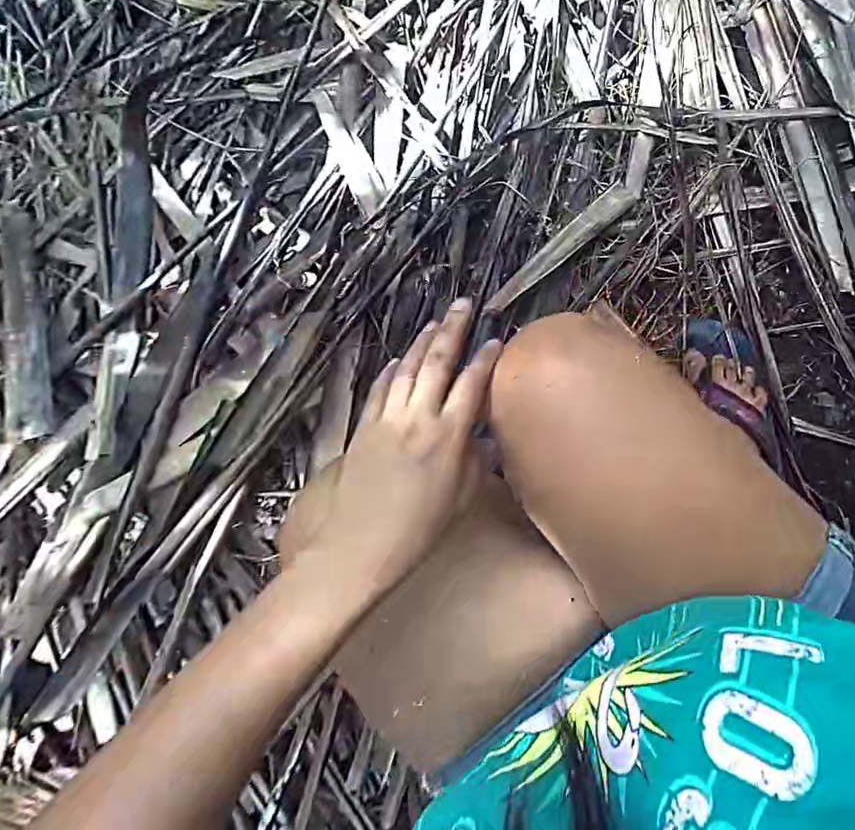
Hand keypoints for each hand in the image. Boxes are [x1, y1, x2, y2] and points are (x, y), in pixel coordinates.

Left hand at [289, 300, 502, 598]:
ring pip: (407, 368)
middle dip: (452, 329)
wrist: (358, 550)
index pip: (472, 384)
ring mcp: (388, 420)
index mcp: (449, 437)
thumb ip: (476, 461)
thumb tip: (484, 437)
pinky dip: (390, 370)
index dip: (486, 359)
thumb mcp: (462, 499)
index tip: (495, 341)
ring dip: (421, 341)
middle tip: (463, 305)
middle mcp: (419, 420)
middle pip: (438, 362)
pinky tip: (397, 359)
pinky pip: (380, 389)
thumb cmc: (418, 532)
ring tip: (434, 322)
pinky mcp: (364, 428)